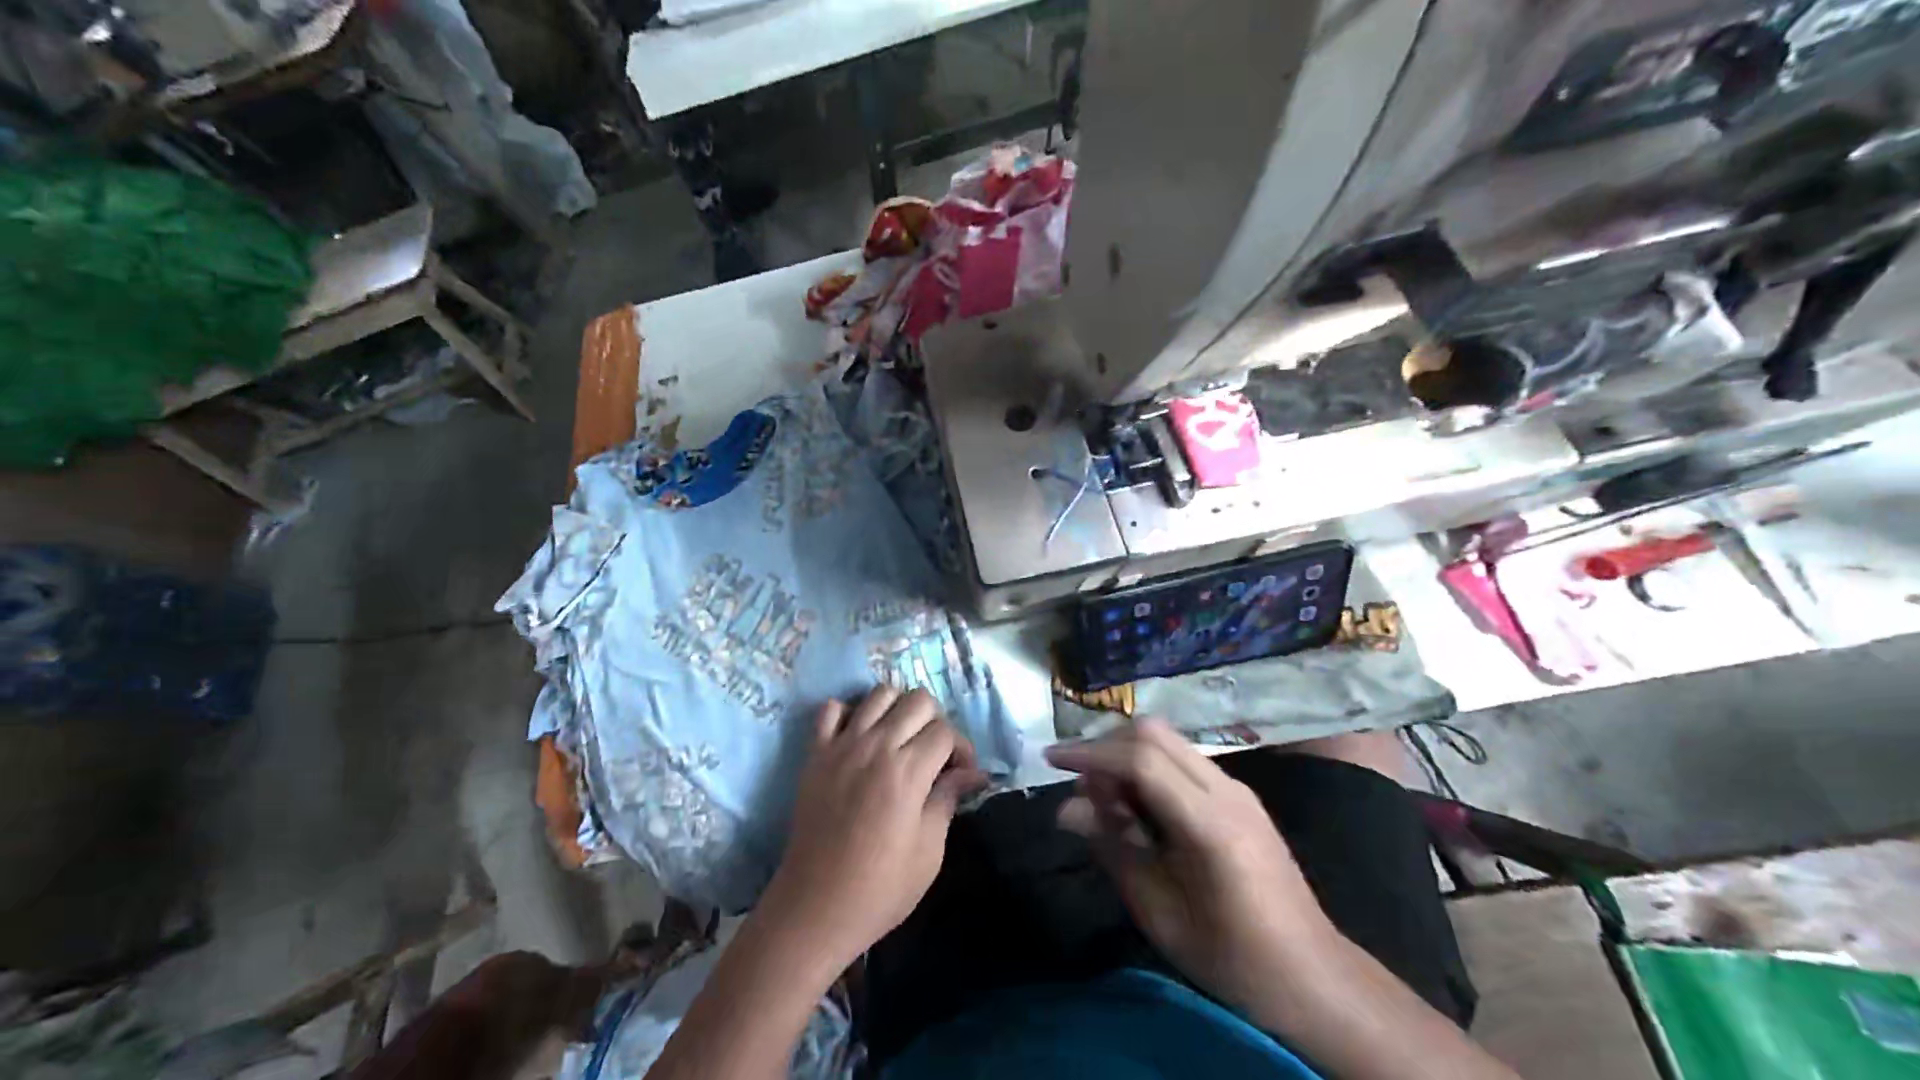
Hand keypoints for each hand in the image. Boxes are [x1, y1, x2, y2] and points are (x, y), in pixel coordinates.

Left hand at [760, 686, 987, 968]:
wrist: (814, 908)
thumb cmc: (880, 889)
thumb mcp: (929, 851)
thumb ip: (948, 800)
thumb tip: (974, 774)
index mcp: (907, 772)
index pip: (946, 731)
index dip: (962, 750)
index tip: (963, 776)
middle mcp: (875, 747)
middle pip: (917, 700)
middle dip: (935, 722)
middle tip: (934, 756)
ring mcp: (841, 746)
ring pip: (879, 694)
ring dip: (898, 710)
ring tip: (901, 741)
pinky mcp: (815, 754)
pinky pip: (831, 709)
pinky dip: (850, 713)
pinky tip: (860, 739)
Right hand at [1045, 719, 1335, 1014]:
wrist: (1311, 975)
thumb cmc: (1230, 956)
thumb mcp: (1160, 912)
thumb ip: (1113, 849)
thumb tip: (1066, 809)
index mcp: (1209, 824)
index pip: (1140, 761)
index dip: (1090, 755)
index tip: (1050, 760)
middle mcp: (1227, 790)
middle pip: (1154, 734)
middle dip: (1105, 745)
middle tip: (1074, 780)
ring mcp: (1238, 788)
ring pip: (1169, 741)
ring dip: (1126, 753)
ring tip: (1100, 796)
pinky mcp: (1240, 795)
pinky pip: (1183, 760)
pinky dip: (1149, 765)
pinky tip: (1135, 803)